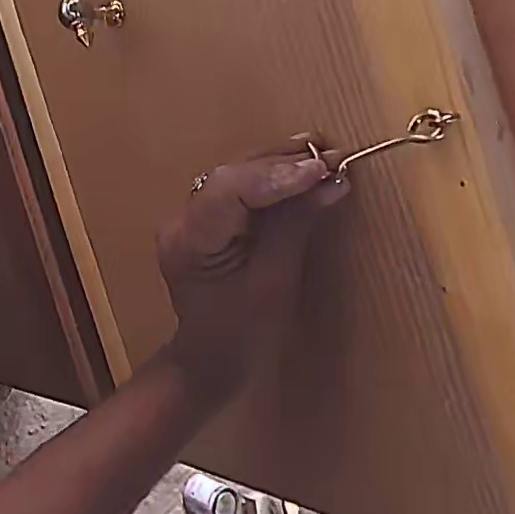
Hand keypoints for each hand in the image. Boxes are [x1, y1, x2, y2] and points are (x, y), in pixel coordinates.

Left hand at [157, 138, 349, 391]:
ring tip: (326, 159)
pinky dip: (271, 179)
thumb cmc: (243, 332)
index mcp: (188, 242)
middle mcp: (180, 222)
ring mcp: (188, 218)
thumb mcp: (275, 280)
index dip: (276, 174)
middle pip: (232, 176)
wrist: (213, 356)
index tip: (321, 168)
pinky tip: (304, 172)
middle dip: (284, 164)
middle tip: (335, 157)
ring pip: (235, 175)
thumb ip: (295, 224)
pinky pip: (237, 188)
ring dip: (280, 165)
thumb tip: (330, 179)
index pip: (227, 190)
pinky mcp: (204, 218)